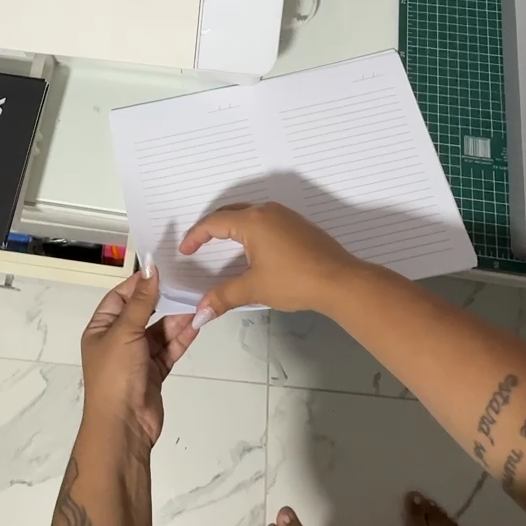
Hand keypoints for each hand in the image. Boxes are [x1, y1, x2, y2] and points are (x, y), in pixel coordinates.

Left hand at [79, 268, 197, 450]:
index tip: (163, 268)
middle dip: (162, 300)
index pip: (120, 296)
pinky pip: (169, 349)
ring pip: (159, 331)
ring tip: (197, 301)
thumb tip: (150, 267)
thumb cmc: (116, 374)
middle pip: (142, 312)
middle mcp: (117, 340)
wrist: (123, 427)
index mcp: (101, 328)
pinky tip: (197, 324)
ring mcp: (136, 357)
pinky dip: (182, 338)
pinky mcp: (154, 372)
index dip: (140, 283)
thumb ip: (142, 301)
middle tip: (186, 282)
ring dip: (176, 319)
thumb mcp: (126, 332)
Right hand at [178, 202, 362, 322]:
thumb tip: (199, 313)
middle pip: (230, 213)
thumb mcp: (254, 289)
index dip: (196, 236)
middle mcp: (267, 211)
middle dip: (211, 228)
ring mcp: (284, 216)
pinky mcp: (297, 224)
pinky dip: (250, 231)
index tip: (185, 251)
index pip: (214, 223)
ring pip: (249, 215)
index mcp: (252, 222)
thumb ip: (223, 297)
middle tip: (198, 245)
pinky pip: (265, 220)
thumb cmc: (294, 281)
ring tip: (221, 247)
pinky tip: (252, 250)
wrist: (340, 281)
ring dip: (232, 227)